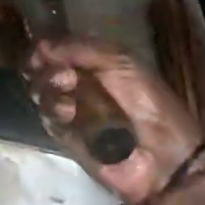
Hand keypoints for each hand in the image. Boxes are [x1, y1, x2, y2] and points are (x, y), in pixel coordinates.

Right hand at [24, 36, 203, 204]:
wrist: (165, 158)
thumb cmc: (149, 103)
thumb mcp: (122, 62)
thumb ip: (81, 49)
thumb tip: (42, 45)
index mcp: (90, 64)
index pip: (54, 50)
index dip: (44, 49)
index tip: (42, 52)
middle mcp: (75, 85)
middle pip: (40, 70)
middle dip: (45, 68)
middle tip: (65, 74)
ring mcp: (69, 112)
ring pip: (40, 93)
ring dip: (48, 87)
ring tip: (68, 89)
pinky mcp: (67, 138)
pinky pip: (48, 120)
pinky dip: (54, 111)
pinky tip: (69, 112)